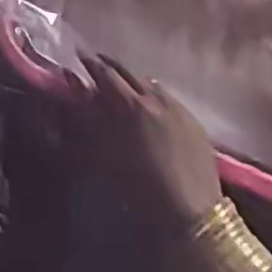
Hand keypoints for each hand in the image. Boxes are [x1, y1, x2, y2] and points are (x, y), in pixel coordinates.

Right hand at [73, 54, 221, 237]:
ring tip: (123, 85)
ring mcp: (179, 109)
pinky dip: (154, 95)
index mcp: (131, 104)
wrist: (193, 217)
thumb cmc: (140, 188)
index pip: (105, 73)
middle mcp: (156, 99)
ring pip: (150, 83)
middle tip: (96, 62)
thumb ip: (87, 117)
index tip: (78, 54)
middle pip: (129, 72)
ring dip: (133, 80)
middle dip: (110, 65)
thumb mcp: (104, 153)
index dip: (90, 63)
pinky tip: (150, 106)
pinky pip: (169, 99)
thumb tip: (76, 89)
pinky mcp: (195, 123)